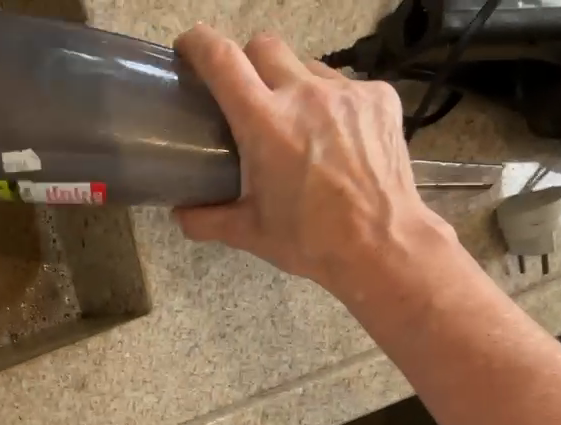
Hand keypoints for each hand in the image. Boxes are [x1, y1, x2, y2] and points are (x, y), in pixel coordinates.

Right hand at [172, 27, 458, 301]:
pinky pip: (343, 85)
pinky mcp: (378, 97)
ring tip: (292, 123)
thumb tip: (180, 213)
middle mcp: (305, 95)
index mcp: (265, 125)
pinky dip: (328, 103)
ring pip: (306, 65)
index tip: (189, 45)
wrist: (379, 244)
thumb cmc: (309, 240)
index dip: (200, 44)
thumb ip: (206, 219)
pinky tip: (330, 138)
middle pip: (265, 46)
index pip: (224, 61)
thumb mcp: (248, 233)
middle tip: (242, 92)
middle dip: (246, 61)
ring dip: (290, 83)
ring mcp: (346, 92)